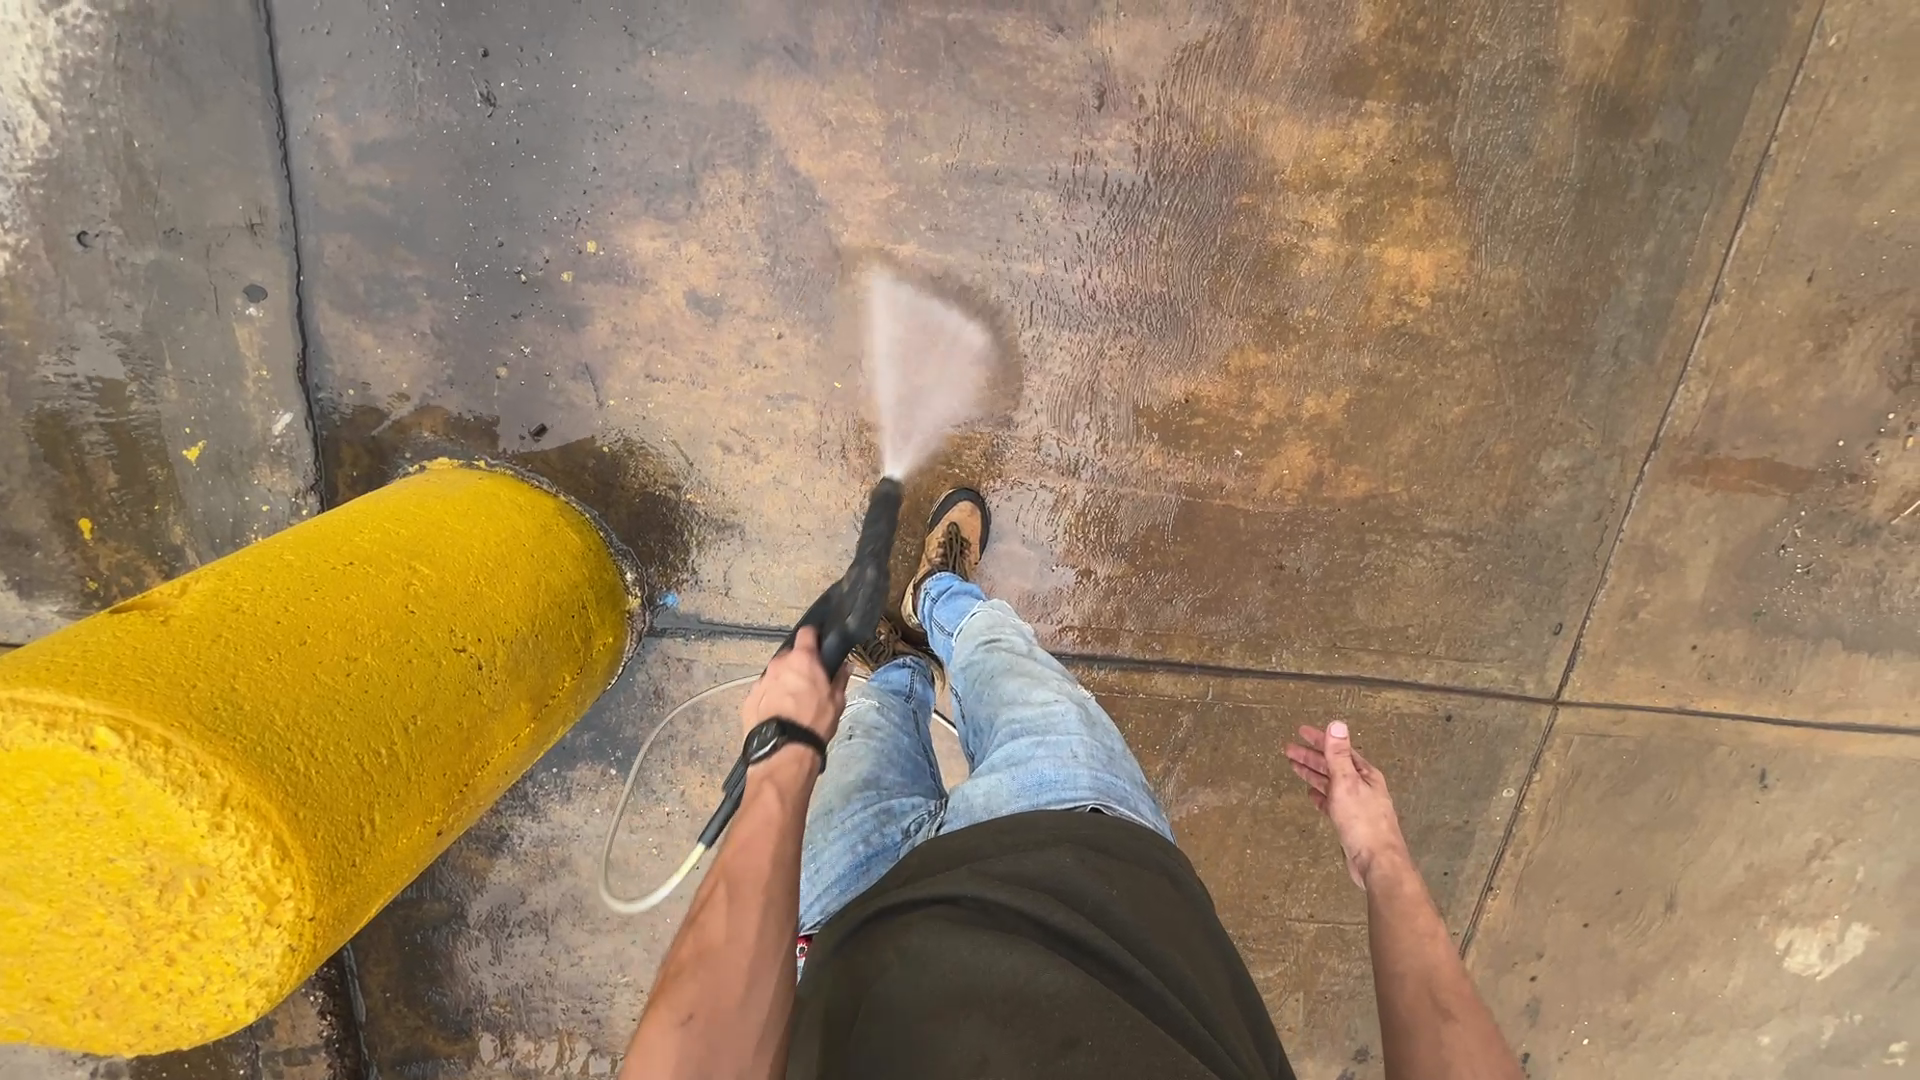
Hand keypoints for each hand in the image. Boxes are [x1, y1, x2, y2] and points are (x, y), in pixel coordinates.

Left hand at [739, 627, 848, 743]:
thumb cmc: (813, 722)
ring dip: (783, 682)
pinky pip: (763, 692)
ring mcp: (762, 681)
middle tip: (809, 681)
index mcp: (803, 660)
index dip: (813, 636)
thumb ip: (839, 679)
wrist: (784, 748)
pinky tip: (779, 713)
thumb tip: (844, 667)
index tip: (817, 642)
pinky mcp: (749, 698)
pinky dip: (770, 697)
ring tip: (793, 702)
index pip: (807, 633)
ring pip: (775, 674)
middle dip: (798, 665)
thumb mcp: (837, 701)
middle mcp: (779, 665)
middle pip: (789, 656)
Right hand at [1284, 722, 1412, 889]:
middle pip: (1333, 766)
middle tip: (1289, 749)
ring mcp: (1357, 805)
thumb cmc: (1363, 822)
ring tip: (1294, 767)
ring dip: (1313, 774)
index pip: (1338, 750)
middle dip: (1311, 756)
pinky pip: (1331, 802)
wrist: (1376, 863)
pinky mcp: (1350, 822)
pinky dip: (1320, 796)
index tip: (1301, 731)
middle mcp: (1362, 787)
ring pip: (1330, 783)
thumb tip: (1337, 724)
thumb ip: (1339, 754)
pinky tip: (1312, 796)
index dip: (1319, 739)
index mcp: (1364, 775)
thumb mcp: (1347, 782)